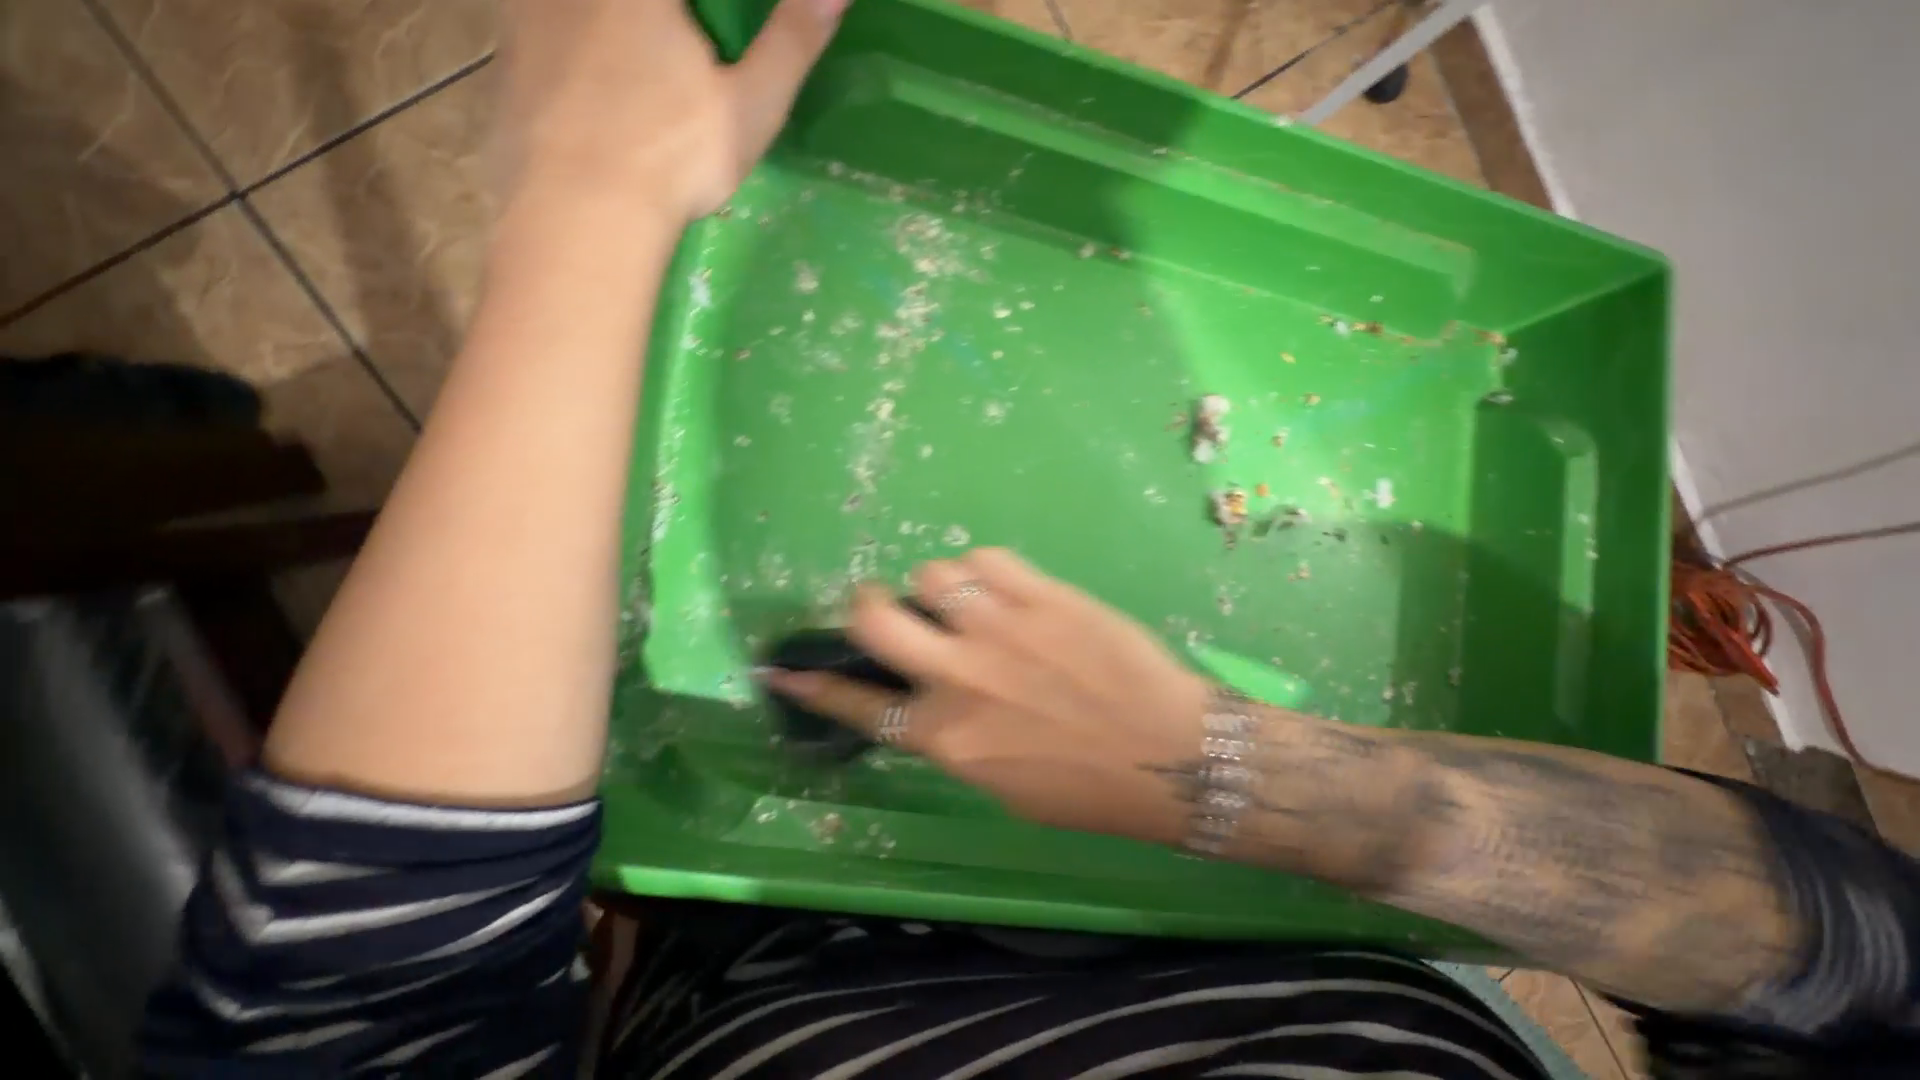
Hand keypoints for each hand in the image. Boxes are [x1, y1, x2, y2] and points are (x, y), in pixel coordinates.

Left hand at [494, 0, 849, 221]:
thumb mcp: (750, 106)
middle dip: (663, 26)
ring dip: (604, 29)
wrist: (574, 215)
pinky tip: (590, 95)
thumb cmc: (672, 155)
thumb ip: (791, 40)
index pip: (685, 5)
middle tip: (687, 58)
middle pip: (629, 7)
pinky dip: (562, 45)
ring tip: (640, 87)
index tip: (712, 53)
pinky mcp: (504, 59)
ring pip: (576, 14)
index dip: (703, 19)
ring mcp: (527, 15)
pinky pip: (535, 30)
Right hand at [760, 549, 1213, 845]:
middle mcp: (959, 677)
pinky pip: (986, 559)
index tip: (784, 668)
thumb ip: (951, 737)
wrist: (1174, 754)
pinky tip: (1004, 590)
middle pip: (874, 616)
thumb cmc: (1088, 787)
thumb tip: (923, 699)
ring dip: (938, 589)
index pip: (858, 704)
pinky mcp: (1044, 595)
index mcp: (945, 738)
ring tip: (965, 601)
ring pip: (931, 575)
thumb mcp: (1001, 782)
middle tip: (886, 608)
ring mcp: (1001, 628)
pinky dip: (984, 571)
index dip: (814, 684)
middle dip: (865, 606)